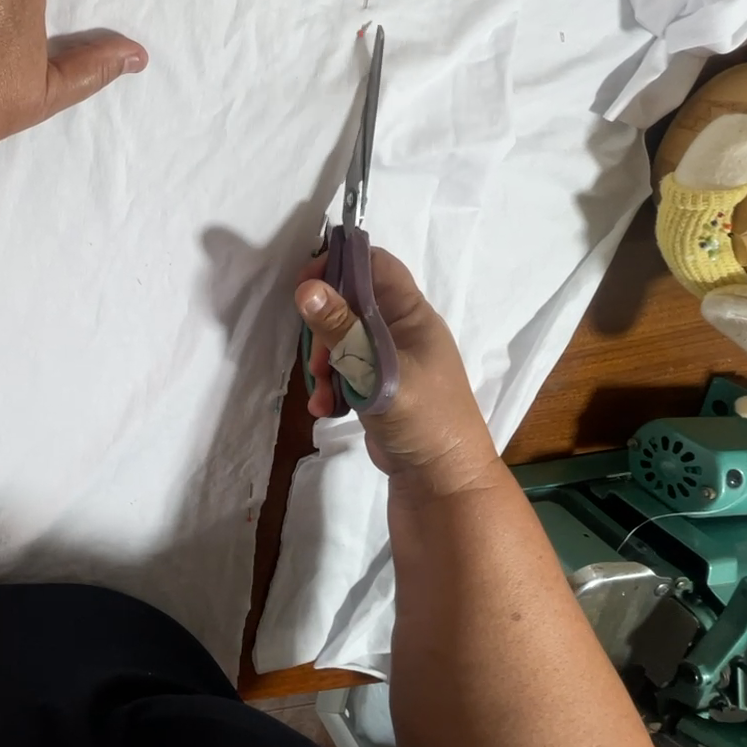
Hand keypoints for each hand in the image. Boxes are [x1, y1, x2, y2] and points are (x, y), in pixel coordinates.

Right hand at [295, 249, 499, 493]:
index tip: (304, 286)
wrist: (442, 481)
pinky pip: (344, 369)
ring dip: (324, 363)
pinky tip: (326, 407)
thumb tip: (307, 287)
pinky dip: (330, 385)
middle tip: (318, 360)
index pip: (375, 264)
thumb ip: (341, 329)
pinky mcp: (377, 383)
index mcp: (412, 315)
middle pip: (349, 303)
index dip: (339, 264)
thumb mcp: (376, 370)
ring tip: (324, 392)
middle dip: (323, 329)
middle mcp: (401, 330)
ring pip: (341, 338)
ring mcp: (389, 358)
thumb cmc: (422, 418)